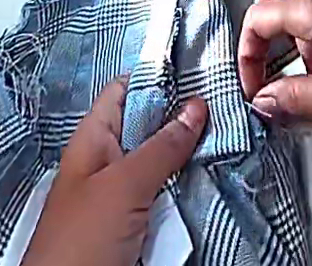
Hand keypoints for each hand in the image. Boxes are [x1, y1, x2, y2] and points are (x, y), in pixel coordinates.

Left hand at [21, 79, 206, 265]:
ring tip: (228, 145)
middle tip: (224, 112)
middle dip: (182, 124)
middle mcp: (108, 161)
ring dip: (188, 163)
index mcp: (94, 137)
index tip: (198, 73)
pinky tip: (213, 186)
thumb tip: (196, 105)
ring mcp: (121, 198)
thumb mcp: (124, 185)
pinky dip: (186, 197)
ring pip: (161, 168)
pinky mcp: (135, 231)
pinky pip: (165, 204)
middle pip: (149, 130)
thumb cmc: (83, 239)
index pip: (126, 90)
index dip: (157, 78)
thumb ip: (161, 146)